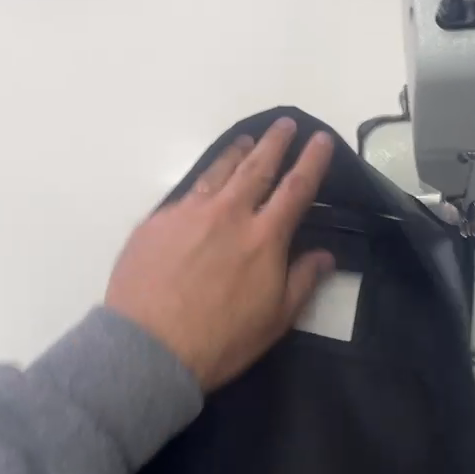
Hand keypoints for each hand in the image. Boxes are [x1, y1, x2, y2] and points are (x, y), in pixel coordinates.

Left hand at [105, 119, 336, 391]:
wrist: (148, 349)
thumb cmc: (220, 340)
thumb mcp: (274, 320)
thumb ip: (303, 281)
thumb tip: (326, 255)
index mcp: (264, 237)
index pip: (296, 188)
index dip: (312, 161)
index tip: (322, 139)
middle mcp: (229, 213)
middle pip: (258, 166)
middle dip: (275, 142)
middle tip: (285, 124)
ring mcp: (189, 212)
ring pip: (219, 170)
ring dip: (237, 151)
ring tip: (246, 139)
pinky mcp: (157, 221)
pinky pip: (187, 191)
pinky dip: (204, 178)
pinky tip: (205, 180)